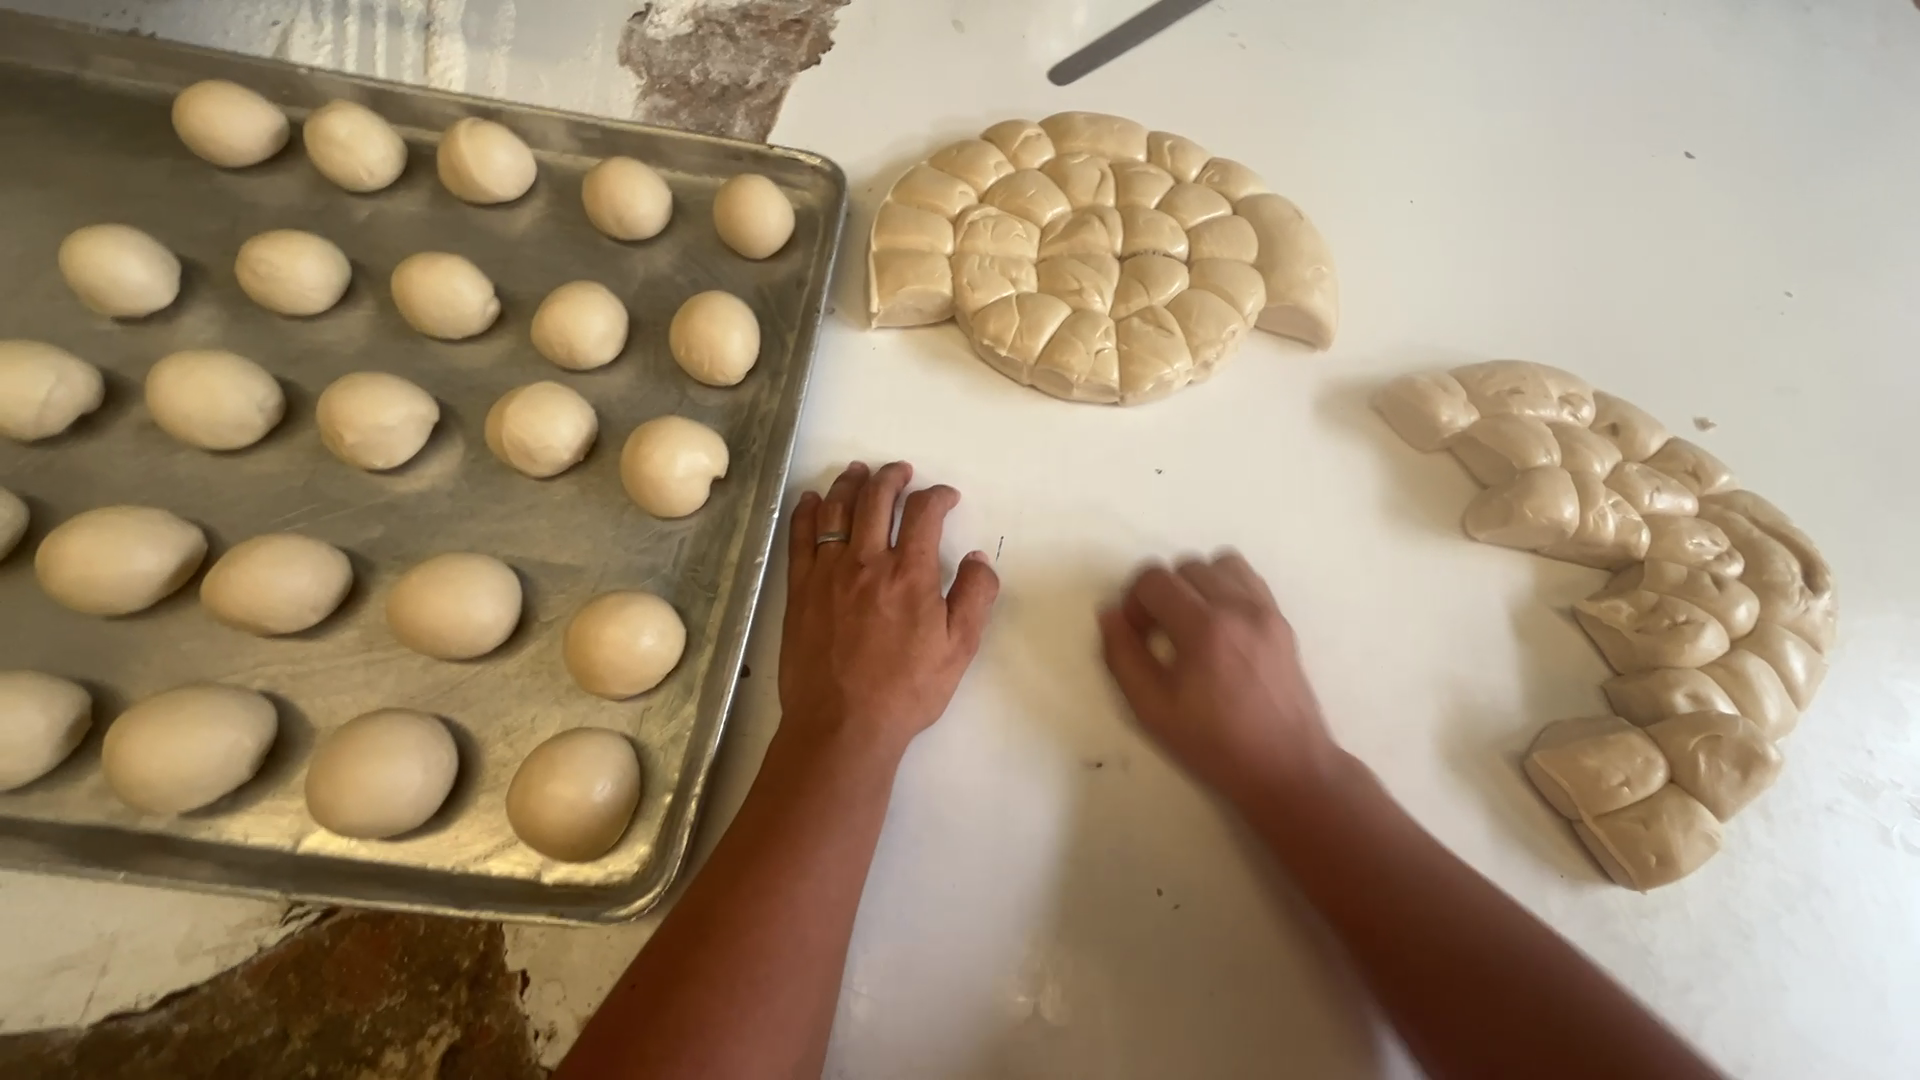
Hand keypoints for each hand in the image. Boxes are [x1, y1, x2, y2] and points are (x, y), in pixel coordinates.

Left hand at [779, 462, 999, 760]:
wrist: (843, 724)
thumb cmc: (907, 690)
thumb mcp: (960, 649)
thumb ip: (975, 597)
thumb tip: (978, 559)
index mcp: (910, 573)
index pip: (924, 513)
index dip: (938, 496)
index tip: (945, 497)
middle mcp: (867, 561)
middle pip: (877, 499)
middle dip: (892, 477)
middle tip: (901, 471)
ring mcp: (828, 572)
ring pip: (836, 509)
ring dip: (850, 483)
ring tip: (859, 471)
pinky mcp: (800, 589)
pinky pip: (800, 537)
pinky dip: (807, 511)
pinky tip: (812, 500)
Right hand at [1099, 551, 1346, 805]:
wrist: (1285, 767)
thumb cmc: (1213, 743)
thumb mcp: (1151, 709)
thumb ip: (1122, 655)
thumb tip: (1109, 613)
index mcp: (1204, 628)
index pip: (1154, 579)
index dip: (1133, 601)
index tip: (1137, 635)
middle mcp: (1238, 607)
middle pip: (1183, 566)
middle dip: (1161, 593)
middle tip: (1159, 634)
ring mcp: (1265, 610)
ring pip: (1217, 564)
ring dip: (1194, 584)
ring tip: (1190, 623)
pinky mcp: (1281, 619)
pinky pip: (1246, 578)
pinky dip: (1224, 587)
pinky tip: (1218, 624)